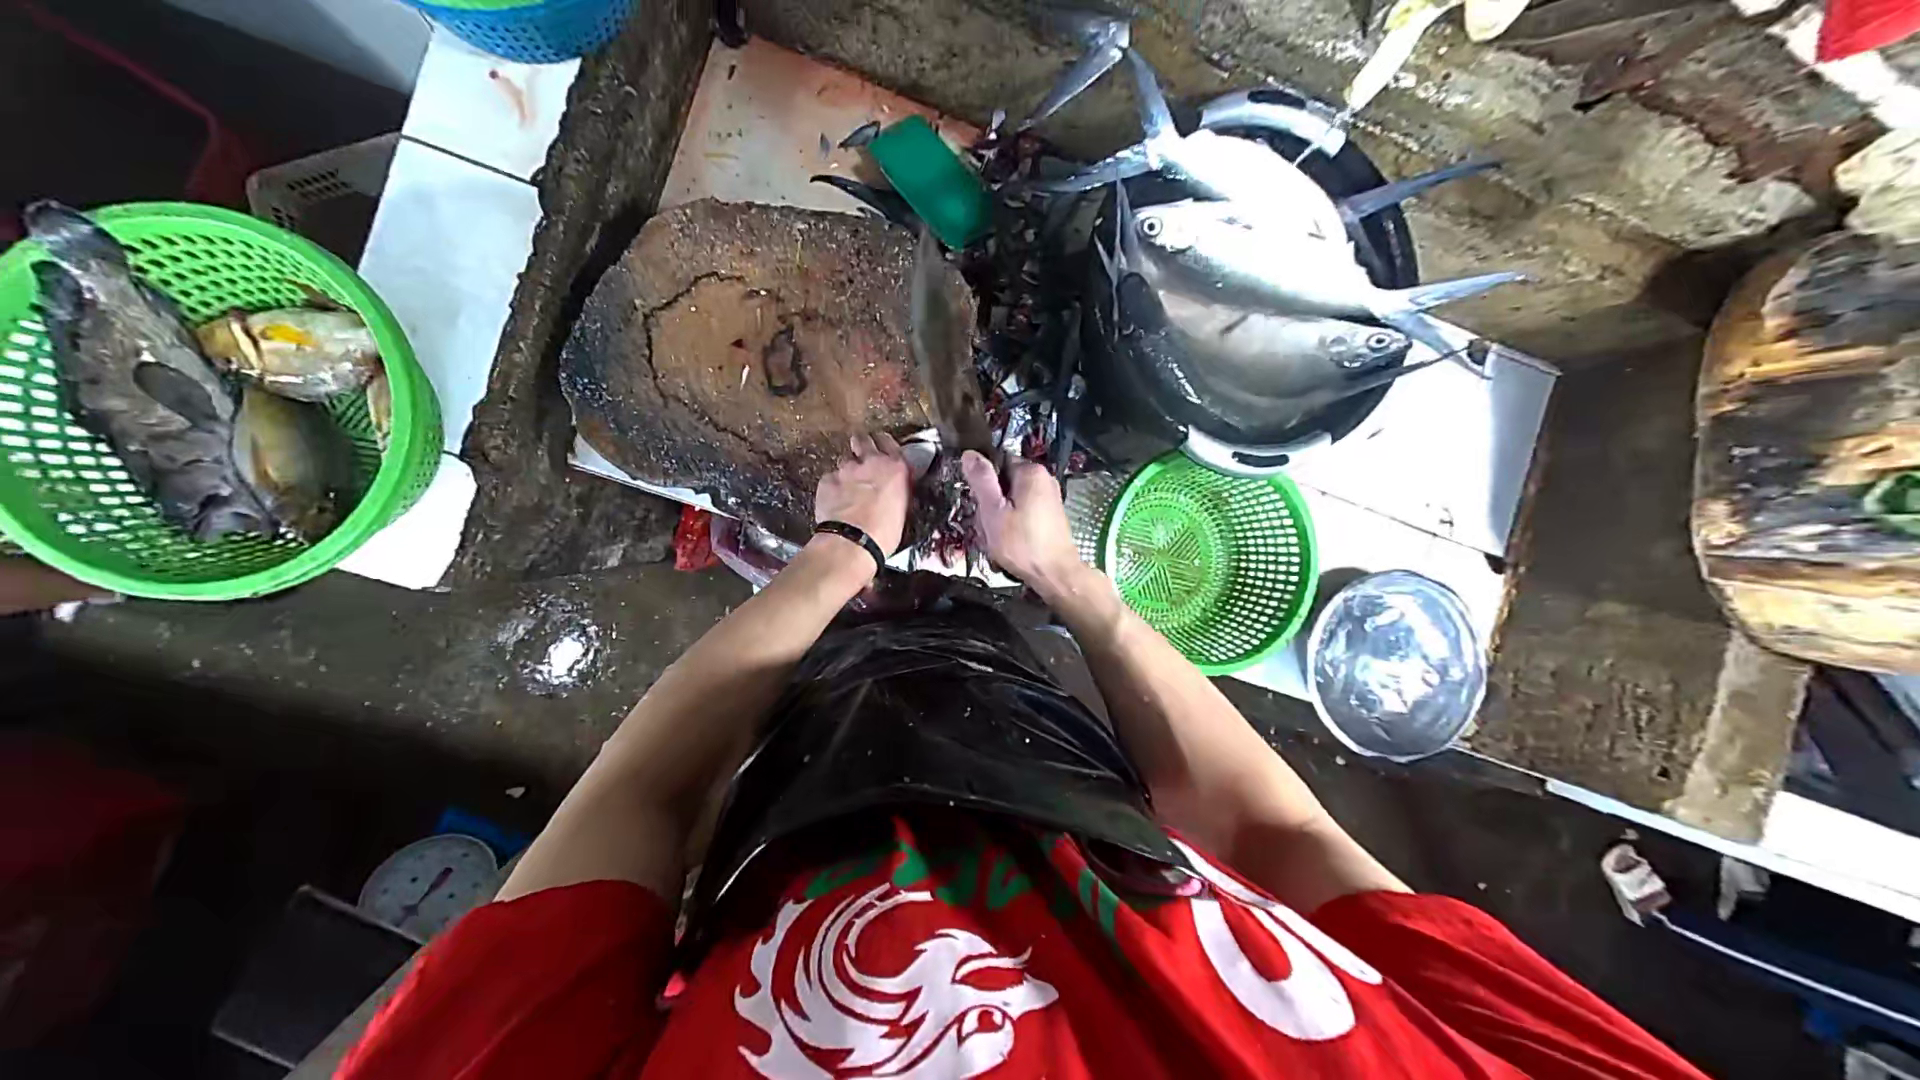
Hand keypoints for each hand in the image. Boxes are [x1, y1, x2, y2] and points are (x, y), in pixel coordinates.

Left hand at [815, 432, 909, 554]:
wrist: (854, 542)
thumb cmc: (884, 533)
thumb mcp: (903, 508)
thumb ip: (897, 489)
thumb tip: (892, 488)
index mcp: (895, 468)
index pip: (889, 442)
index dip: (883, 444)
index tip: (881, 448)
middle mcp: (871, 462)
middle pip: (863, 439)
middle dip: (861, 444)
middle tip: (861, 454)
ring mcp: (846, 469)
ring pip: (844, 461)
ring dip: (846, 471)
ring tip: (848, 489)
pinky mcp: (827, 480)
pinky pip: (830, 478)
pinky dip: (832, 487)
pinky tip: (835, 501)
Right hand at [960, 450, 1087, 595]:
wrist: (1055, 574)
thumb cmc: (1022, 544)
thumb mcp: (993, 511)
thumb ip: (981, 480)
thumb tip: (970, 453)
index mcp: (1031, 472)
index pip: (996, 463)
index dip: (983, 484)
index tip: (980, 505)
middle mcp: (1044, 479)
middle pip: (1004, 482)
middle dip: (991, 503)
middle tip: (988, 526)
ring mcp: (1049, 497)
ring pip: (1011, 500)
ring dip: (1000, 517)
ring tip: (998, 537)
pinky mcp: (1050, 514)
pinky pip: (1023, 511)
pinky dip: (1013, 524)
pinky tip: (1011, 541)